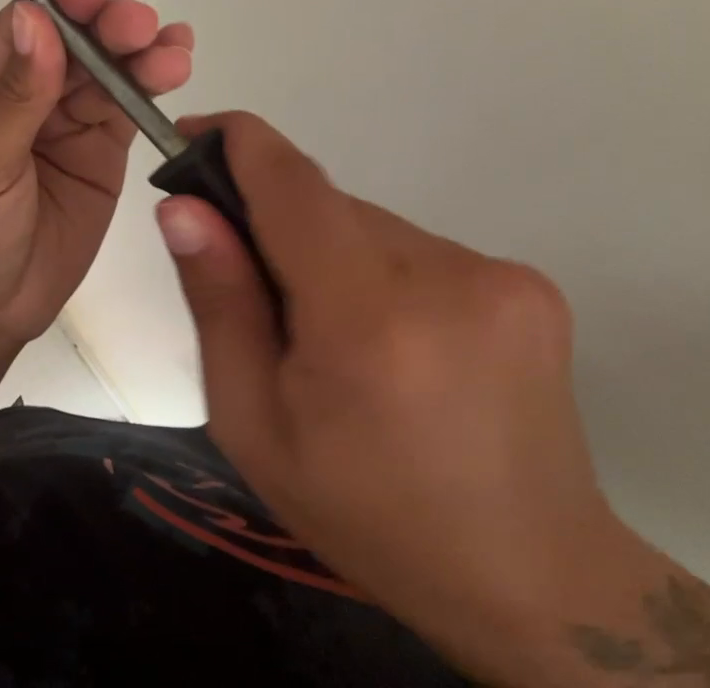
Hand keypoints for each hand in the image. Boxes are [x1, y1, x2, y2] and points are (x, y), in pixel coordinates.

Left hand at [0, 0, 193, 343]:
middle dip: (100, 27)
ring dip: (135, 51)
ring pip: (100, 69)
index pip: (12, 33)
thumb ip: (14, 97)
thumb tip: (32, 16)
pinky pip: (124, 106)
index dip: (50, 9)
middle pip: (63, 43)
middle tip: (137, 26)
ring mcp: (57, 121)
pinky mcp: (97, 150)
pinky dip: (149, 84)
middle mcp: (12, 94)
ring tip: (169, 47)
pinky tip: (175, 64)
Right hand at [156, 112, 635, 681]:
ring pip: (367, 225)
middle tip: (243, 296)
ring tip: (318, 337)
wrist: (524, 575)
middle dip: (269, 226)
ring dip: (321, 252)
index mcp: (369, 319)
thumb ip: (219, 302)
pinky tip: (376, 339)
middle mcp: (448, 276)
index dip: (235, 143)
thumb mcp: (249, 416)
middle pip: (325, 205)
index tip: (186, 133)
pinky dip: (370, 270)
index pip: (291, 185)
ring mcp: (500, 277)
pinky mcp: (527, 285)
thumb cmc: (357, 506)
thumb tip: (182, 207)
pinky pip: (411, 246)